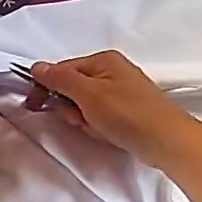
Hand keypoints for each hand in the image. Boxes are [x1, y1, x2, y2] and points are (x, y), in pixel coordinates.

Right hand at [27, 51, 196, 163]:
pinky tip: (105, 132)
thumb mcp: (87, 94)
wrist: (166, 141)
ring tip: (96, 127)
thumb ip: (59, 78)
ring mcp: (121, 90)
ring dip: (83, 118)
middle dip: (70, 107)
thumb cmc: (126, 114)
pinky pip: (98, 114)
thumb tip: (37, 67)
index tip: (35, 104)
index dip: (46, 87)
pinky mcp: (127, 109)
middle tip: (79, 118)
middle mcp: (112, 71)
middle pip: (72, 87)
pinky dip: (97, 124)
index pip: (61, 69)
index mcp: (103, 60)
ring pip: (84, 103)